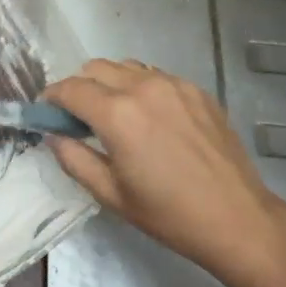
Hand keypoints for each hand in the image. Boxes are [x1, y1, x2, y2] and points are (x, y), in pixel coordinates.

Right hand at [46, 59, 285, 286]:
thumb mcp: (111, 194)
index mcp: (117, 114)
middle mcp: (143, 87)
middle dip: (80, 88)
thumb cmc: (169, 214)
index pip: (70, 89)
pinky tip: (151, 120)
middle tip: (81, 119)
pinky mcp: (196, 90)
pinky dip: (141, 89)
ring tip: (117, 117)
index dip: (52, 98)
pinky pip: (155, 76)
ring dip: (111, 84)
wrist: (237, 219)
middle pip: (95, 68)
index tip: (48, 112)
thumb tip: (54, 135)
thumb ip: (74, 158)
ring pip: (126, 67)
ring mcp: (174, 84)